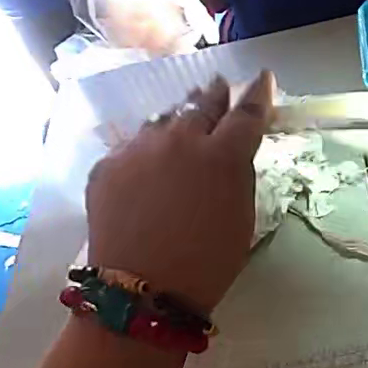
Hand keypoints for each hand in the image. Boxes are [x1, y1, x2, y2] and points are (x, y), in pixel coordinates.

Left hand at [85, 72, 273, 314]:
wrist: (142, 290)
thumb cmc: (209, 261)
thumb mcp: (242, 215)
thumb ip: (238, 173)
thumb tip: (231, 149)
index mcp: (222, 155)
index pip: (246, 112)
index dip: (258, 93)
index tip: (261, 78)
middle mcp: (179, 140)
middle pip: (200, 105)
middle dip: (214, 95)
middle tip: (219, 86)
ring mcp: (138, 149)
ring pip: (162, 121)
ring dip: (177, 121)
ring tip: (182, 124)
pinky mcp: (106, 164)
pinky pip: (132, 146)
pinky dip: (146, 149)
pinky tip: (149, 164)